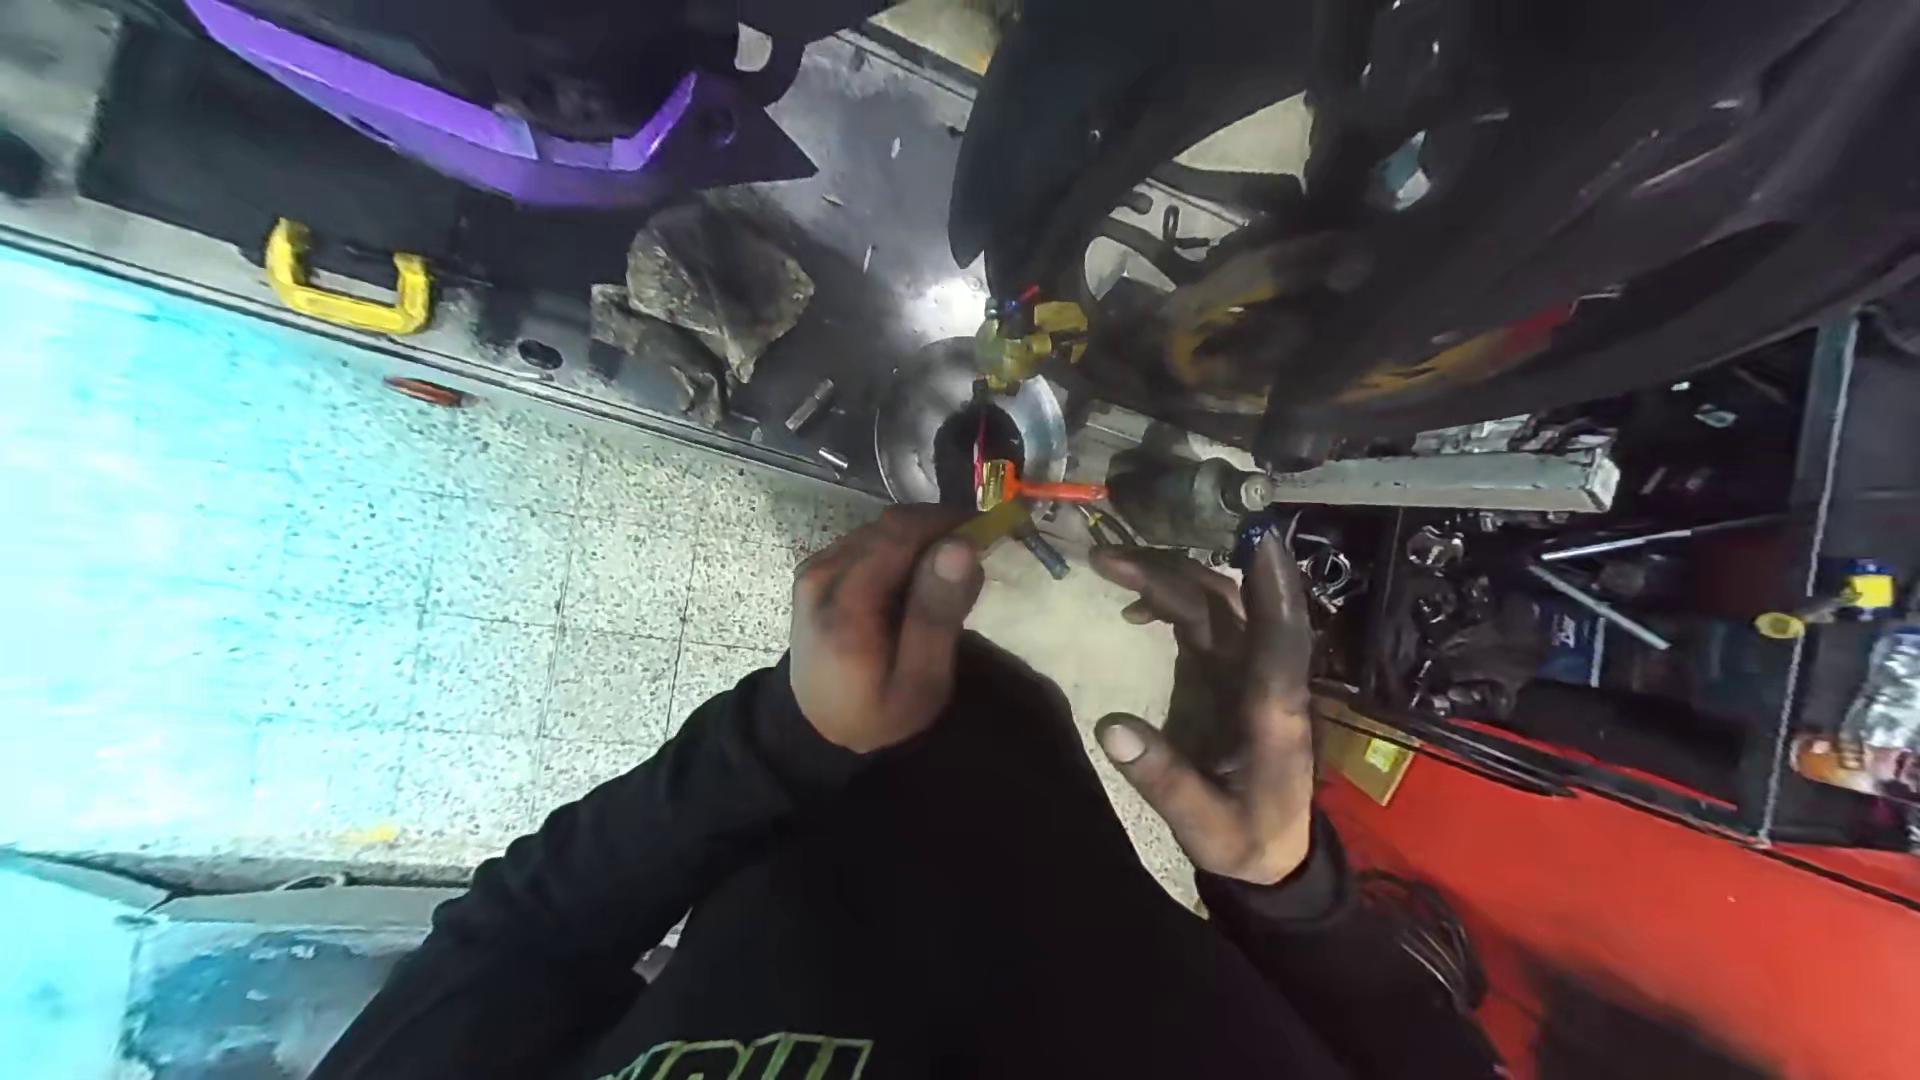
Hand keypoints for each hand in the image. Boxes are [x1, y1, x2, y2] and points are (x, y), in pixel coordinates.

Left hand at [789, 505, 985, 752]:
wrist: (819, 726)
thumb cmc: (879, 711)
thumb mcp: (922, 681)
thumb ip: (938, 613)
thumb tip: (960, 545)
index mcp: (845, 605)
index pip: (900, 532)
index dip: (947, 521)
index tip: (987, 533)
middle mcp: (822, 575)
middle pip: (890, 525)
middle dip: (938, 531)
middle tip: (972, 561)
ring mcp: (814, 569)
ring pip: (879, 529)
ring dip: (919, 541)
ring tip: (945, 578)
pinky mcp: (816, 569)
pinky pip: (866, 542)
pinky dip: (899, 551)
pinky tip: (913, 584)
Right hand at [1090, 532, 1315, 883]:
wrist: (1269, 851)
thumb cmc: (1248, 838)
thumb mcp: (1205, 824)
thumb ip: (1163, 779)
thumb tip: (1109, 727)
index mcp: (1273, 709)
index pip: (1280, 636)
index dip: (1272, 585)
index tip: (1254, 535)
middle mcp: (1261, 676)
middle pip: (1227, 604)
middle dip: (1173, 571)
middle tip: (1109, 559)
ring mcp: (1240, 670)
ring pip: (1210, 603)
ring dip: (1165, 576)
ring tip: (1109, 564)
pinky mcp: (1219, 672)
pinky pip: (1196, 620)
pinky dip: (1165, 602)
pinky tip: (1133, 608)